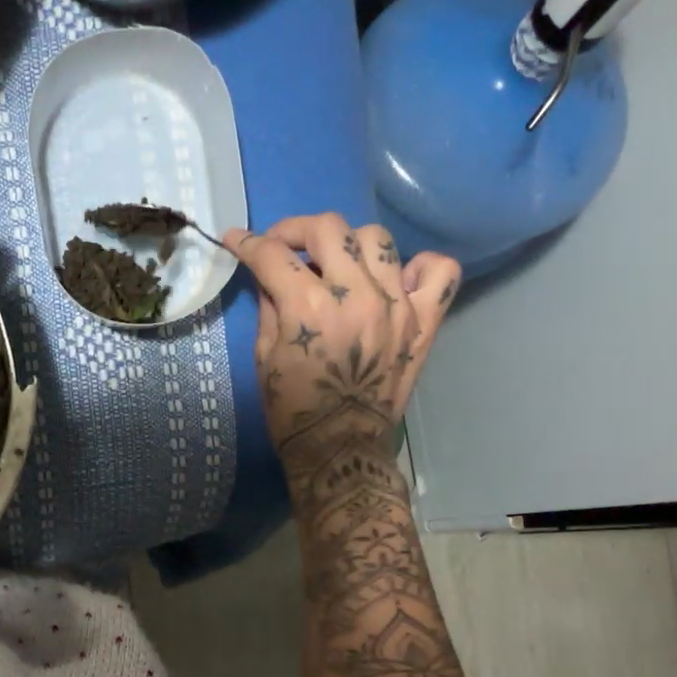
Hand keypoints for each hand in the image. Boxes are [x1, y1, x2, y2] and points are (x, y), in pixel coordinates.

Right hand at [224, 215, 459, 461]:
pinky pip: (438, 271)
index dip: (248, 242)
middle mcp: (356, 295)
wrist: (339, 448)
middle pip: (328, 229)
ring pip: (377, 238)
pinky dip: (418, 267)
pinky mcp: (424, 321)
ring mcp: (396, 305)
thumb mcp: (265, 359)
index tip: (237, 240)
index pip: (273, 254)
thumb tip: (270, 276)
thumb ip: (269, 308)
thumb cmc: (292, 409)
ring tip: (338, 264)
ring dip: (350, 244)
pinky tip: (395, 280)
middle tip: (285, 248)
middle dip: (296, 230)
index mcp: (308, 308)